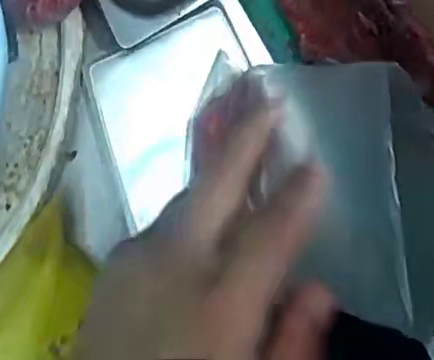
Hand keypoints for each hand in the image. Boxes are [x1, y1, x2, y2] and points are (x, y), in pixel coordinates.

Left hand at [72, 106, 334, 359]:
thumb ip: (289, 345)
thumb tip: (321, 290)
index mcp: (217, 307)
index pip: (269, 235)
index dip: (297, 196)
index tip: (319, 162)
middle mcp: (172, 265)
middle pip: (217, 184)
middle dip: (247, 137)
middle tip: (270, 98)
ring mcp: (135, 257)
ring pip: (187, 196)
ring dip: (218, 170)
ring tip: (247, 142)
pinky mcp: (112, 264)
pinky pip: (163, 223)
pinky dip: (191, 209)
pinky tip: (206, 215)